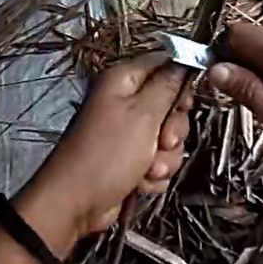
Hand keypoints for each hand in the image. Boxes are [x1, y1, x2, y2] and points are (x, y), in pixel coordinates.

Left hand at [17, 52, 191, 251]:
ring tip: (148, 169)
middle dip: (173, 129)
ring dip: (165, 157)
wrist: (77, 203)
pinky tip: (141, 182)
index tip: (185, 103)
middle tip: (164, 141)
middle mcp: (125, 102)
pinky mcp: (132, 160)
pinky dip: (155, 174)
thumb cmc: (107, 153)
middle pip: (170, 104)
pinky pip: (159, 160)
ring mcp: (128, 132)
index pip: (164, 65)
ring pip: (168, 138)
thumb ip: (167, 85)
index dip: (180, 82)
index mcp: (124, 81)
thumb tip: (184, 60)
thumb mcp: (143, 114)